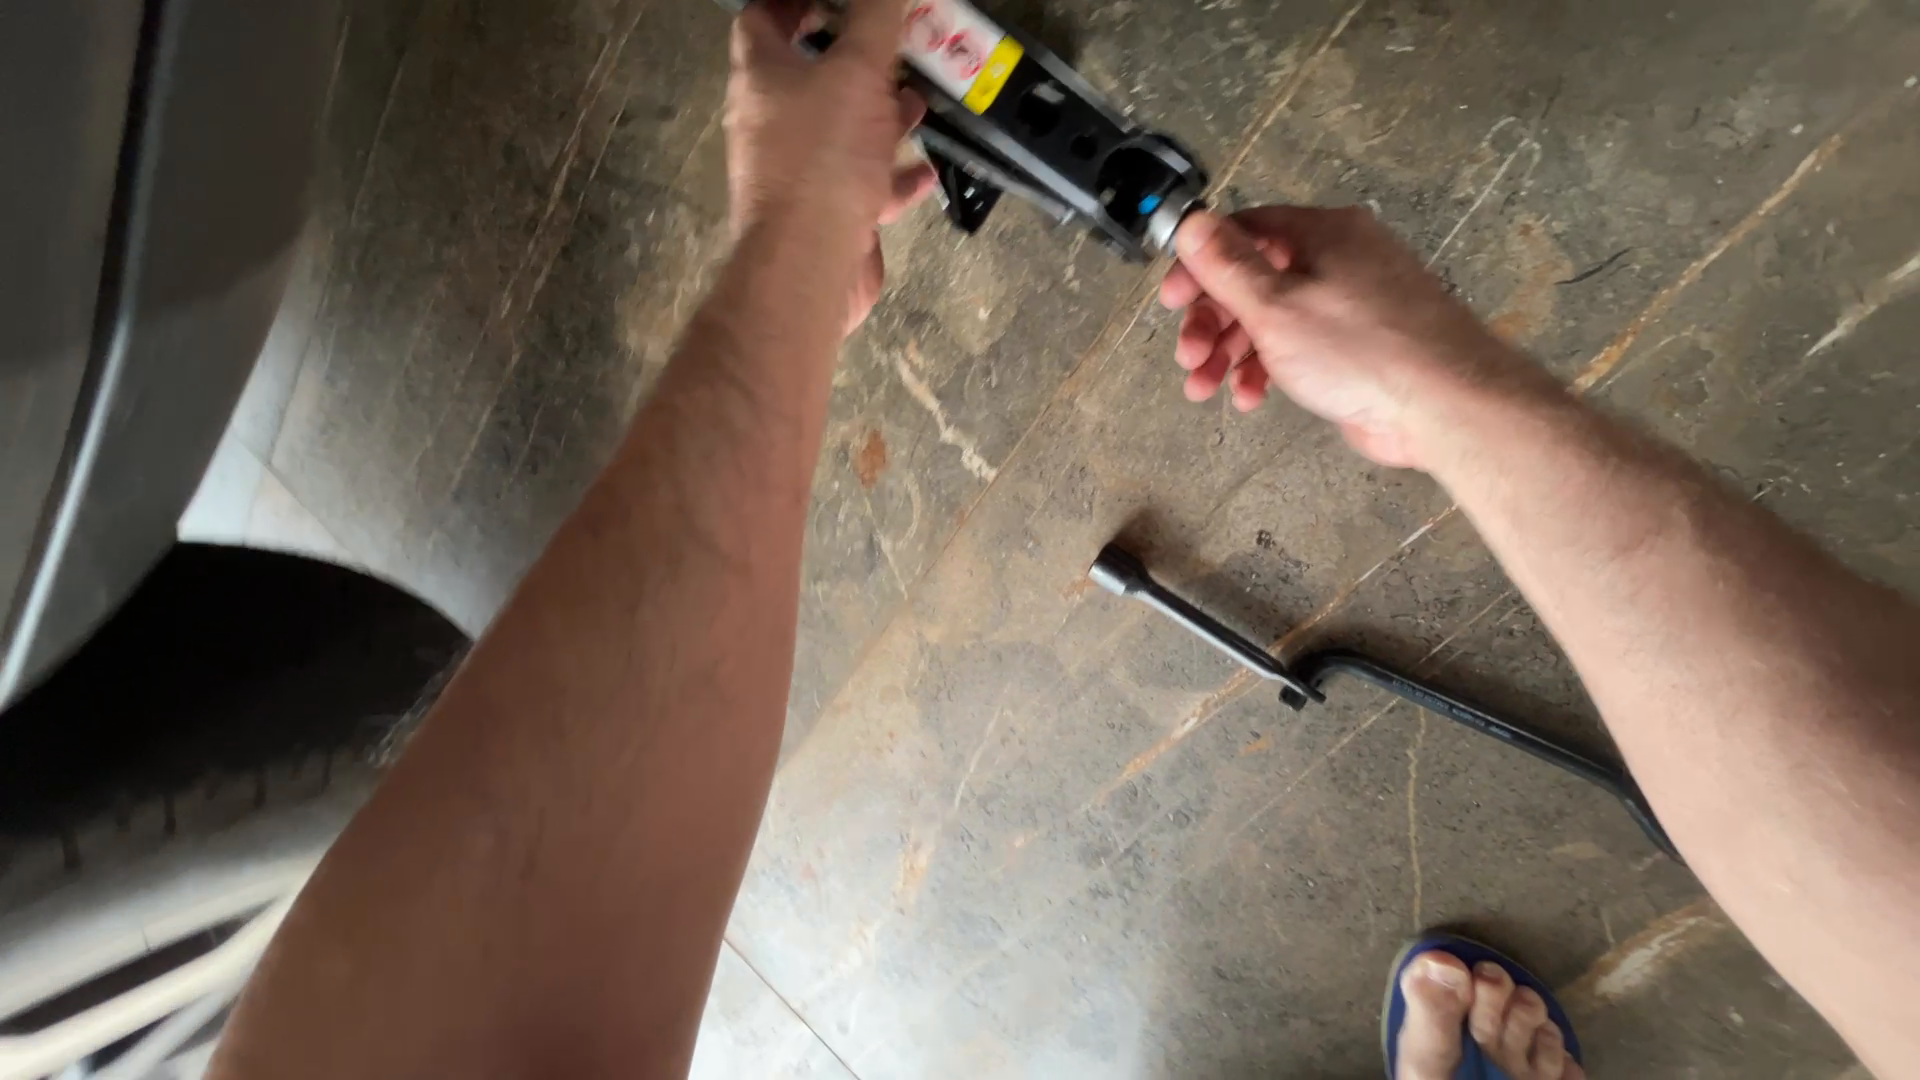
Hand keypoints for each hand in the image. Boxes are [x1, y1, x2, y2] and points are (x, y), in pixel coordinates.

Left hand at [726, 0, 937, 334]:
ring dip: (880, 121)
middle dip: (855, 64)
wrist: (812, 264)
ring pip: (842, 137)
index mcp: (763, 78)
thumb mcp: (858, 72)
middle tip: (892, 52)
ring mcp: (800, 178)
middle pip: (811, 81)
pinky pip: (863, 190)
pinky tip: (924, 173)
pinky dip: (893, 180)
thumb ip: (875, 20)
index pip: (764, 18)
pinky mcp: (828, 220)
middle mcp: (773, 126)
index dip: (795, 1)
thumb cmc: (825, 158)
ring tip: (917, 106)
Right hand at [1160, 207, 1553, 469]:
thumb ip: (1227, 265)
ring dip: (1229, 354)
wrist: (1441, 405)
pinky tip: (1249, 398)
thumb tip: (1191, 221)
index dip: (1199, 266)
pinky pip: (1293, 348)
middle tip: (1188, 359)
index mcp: (1320, 235)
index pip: (1243, 233)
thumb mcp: (1276, 305)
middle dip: (1210, 323)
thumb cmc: (1358, 349)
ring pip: (1267, 320)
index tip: (1171, 302)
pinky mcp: (1350, 346)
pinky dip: (1264, 370)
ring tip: (1204, 389)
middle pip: (1249, 281)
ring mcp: (1344, 304)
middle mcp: (1334, 261)